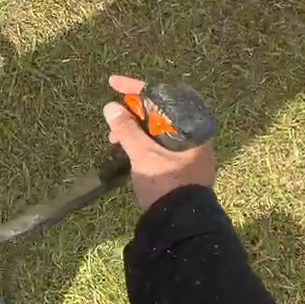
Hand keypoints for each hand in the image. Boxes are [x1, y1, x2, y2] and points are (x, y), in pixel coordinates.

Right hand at [102, 74, 217, 209]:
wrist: (180, 221)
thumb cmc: (166, 183)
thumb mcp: (142, 155)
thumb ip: (126, 130)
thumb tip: (110, 107)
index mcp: (193, 127)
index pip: (164, 96)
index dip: (136, 88)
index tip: (113, 82)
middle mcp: (194, 135)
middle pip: (161, 111)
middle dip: (132, 111)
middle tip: (111, 117)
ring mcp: (188, 150)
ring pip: (158, 128)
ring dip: (133, 128)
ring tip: (113, 139)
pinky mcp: (180, 164)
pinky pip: (159, 142)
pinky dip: (140, 141)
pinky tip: (125, 148)